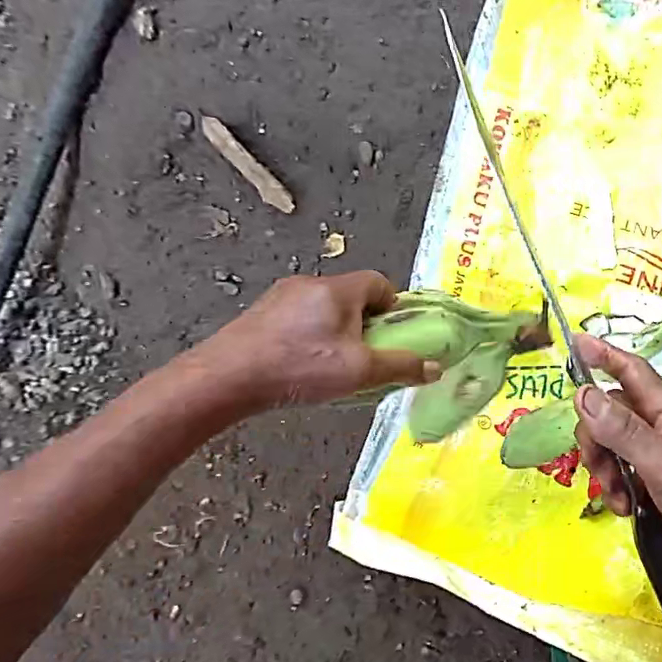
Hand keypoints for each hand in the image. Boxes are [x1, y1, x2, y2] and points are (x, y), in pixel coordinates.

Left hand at [180, 271, 438, 414]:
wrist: (225, 379)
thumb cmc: (299, 368)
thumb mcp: (360, 372)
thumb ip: (401, 366)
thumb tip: (435, 367)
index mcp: (337, 289)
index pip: (379, 282)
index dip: (393, 307)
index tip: (392, 335)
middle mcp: (309, 284)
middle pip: (352, 295)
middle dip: (365, 323)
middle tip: (365, 354)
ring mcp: (280, 297)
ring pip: (324, 308)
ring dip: (337, 330)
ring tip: (332, 364)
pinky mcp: (259, 315)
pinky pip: (299, 318)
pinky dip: (310, 336)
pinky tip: (301, 365)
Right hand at [571, 334, 661, 569]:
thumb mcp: (661, 462)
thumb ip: (623, 430)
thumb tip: (583, 395)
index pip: (629, 370)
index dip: (603, 354)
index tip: (575, 342)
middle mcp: (656, 423)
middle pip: (607, 411)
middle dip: (595, 438)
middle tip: (600, 466)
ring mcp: (651, 451)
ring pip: (607, 443)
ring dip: (603, 469)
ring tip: (618, 495)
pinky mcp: (647, 476)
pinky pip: (615, 469)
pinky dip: (612, 488)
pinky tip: (625, 508)